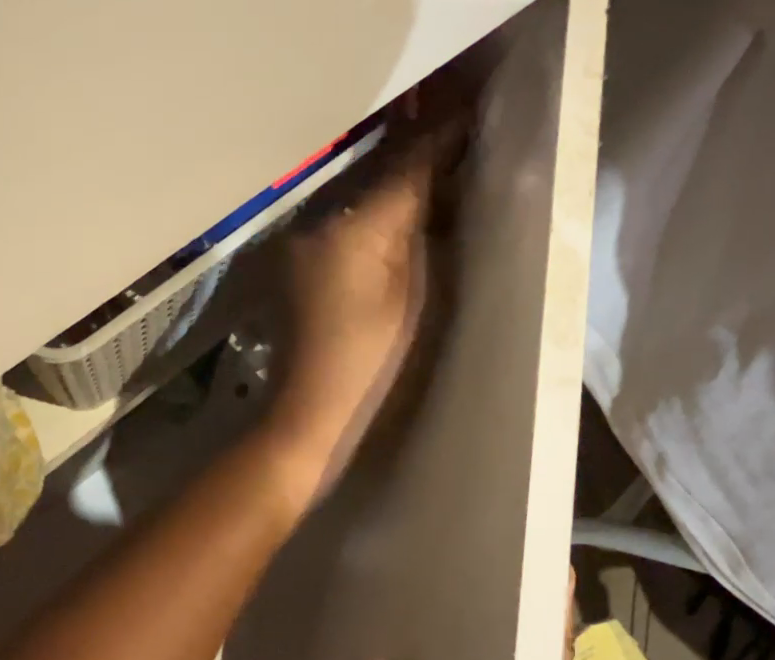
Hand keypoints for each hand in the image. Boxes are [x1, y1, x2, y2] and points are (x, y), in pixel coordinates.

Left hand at [262, 145, 433, 497]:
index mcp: (354, 225)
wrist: (307, 419)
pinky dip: (372, 230)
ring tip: (438, 201)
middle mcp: (319, 223)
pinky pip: (344, 234)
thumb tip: (445, 188)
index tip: (477, 124)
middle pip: (380, 181)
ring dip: (396, 199)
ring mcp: (301, 248)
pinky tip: (398, 243)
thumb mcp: (417, 300)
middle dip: (421, 169)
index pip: (409, 166)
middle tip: (464, 164)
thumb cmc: (371, 369)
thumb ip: (429, 232)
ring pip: (361, 206)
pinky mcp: (297, 272)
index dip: (446, 143)